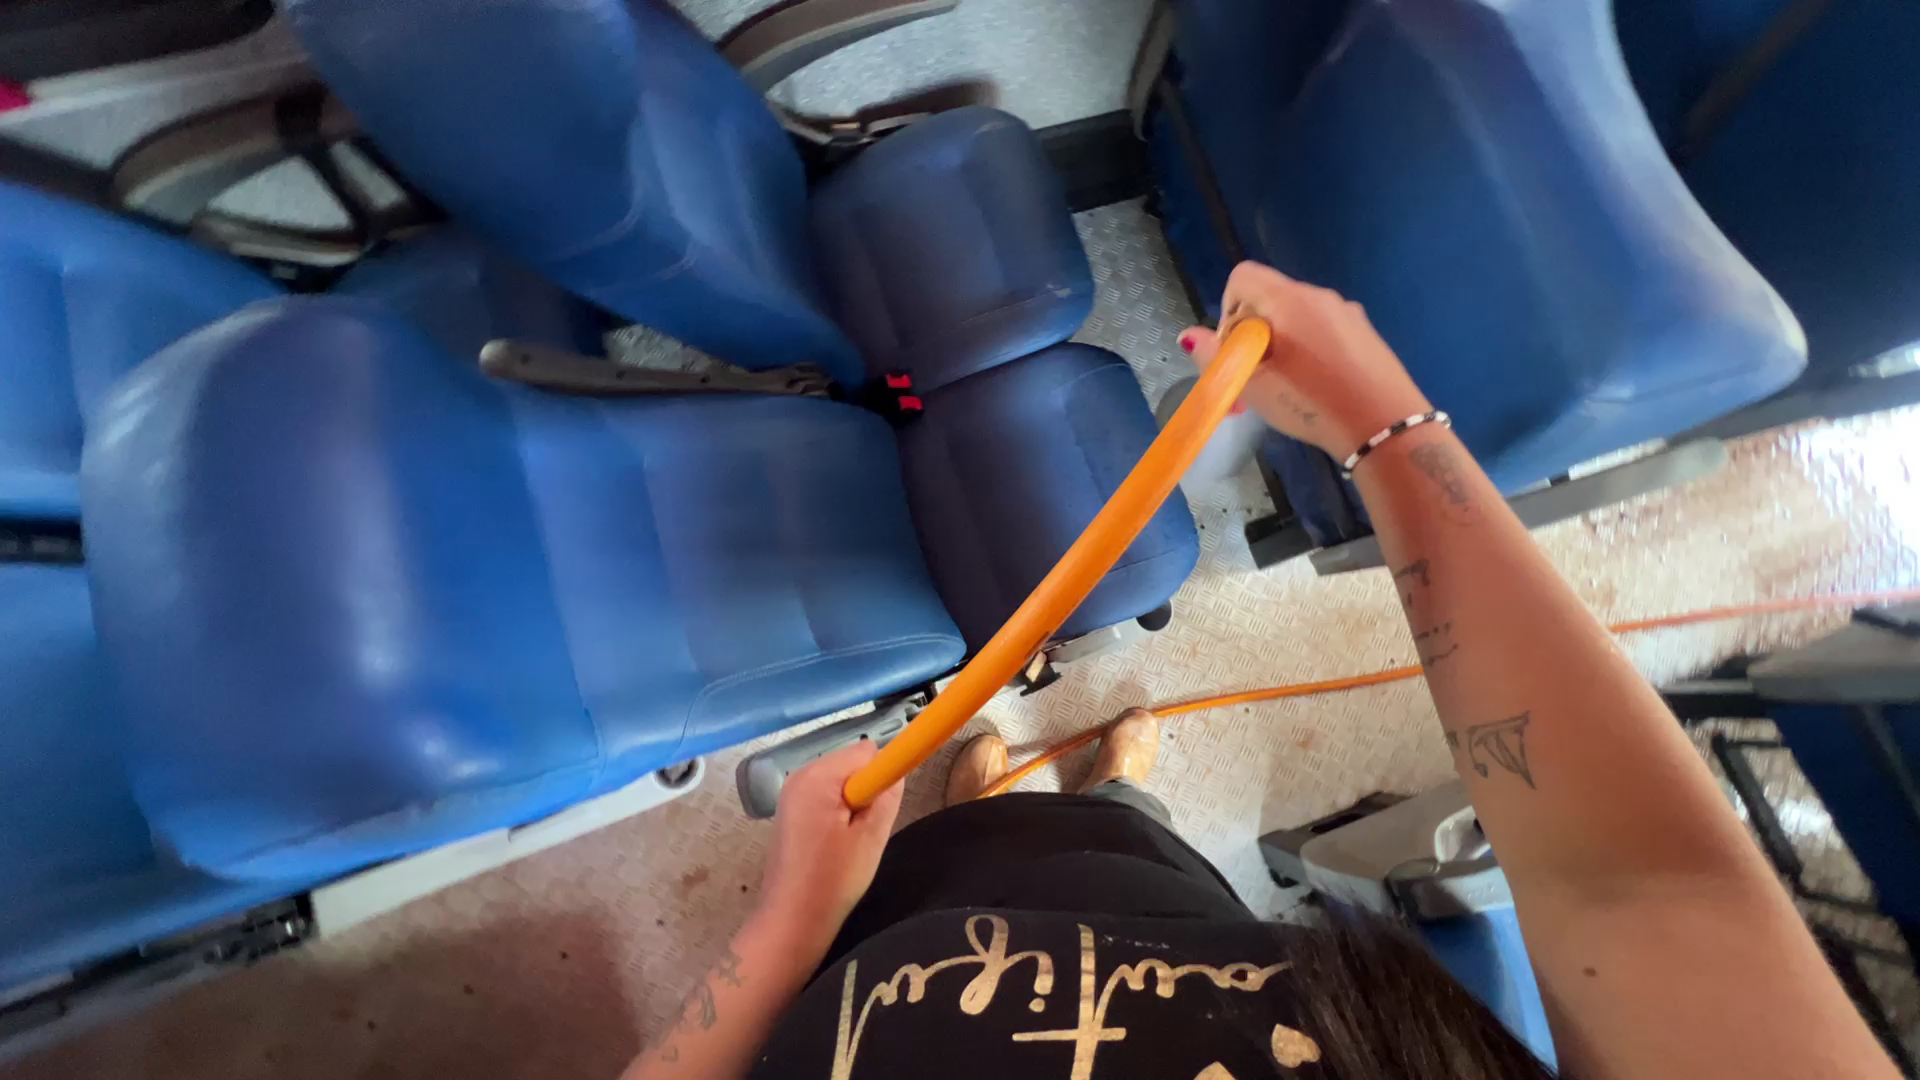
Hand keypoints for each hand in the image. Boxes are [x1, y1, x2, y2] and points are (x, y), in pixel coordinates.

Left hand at [755, 740, 902, 953]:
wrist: (789, 922)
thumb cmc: (833, 881)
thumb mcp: (872, 837)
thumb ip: (887, 794)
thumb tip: (895, 770)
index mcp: (818, 776)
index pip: (867, 752)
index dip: (881, 777)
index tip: (880, 810)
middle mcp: (800, 774)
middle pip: (852, 762)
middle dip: (866, 789)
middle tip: (863, 831)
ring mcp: (791, 791)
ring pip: (840, 779)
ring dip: (852, 802)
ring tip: (848, 841)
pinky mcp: (789, 808)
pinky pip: (825, 793)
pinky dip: (836, 811)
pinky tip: (833, 844)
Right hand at [1181, 261, 1431, 459]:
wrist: (1383, 425)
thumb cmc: (1310, 402)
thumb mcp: (1252, 384)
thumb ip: (1215, 356)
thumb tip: (1188, 336)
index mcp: (1289, 299)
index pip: (1242, 277)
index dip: (1226, 310)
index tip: (1233, 350)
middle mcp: (1318, 296)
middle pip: (1266, 300)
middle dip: (1247, 337)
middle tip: (1248, 383)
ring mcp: (1346, 313)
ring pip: (1292, 320)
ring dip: (1273, 349)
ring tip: (1278, 392)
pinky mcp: (1363, 334)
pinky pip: (1318, 333)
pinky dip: (1302, 354)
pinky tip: (1309, 391)